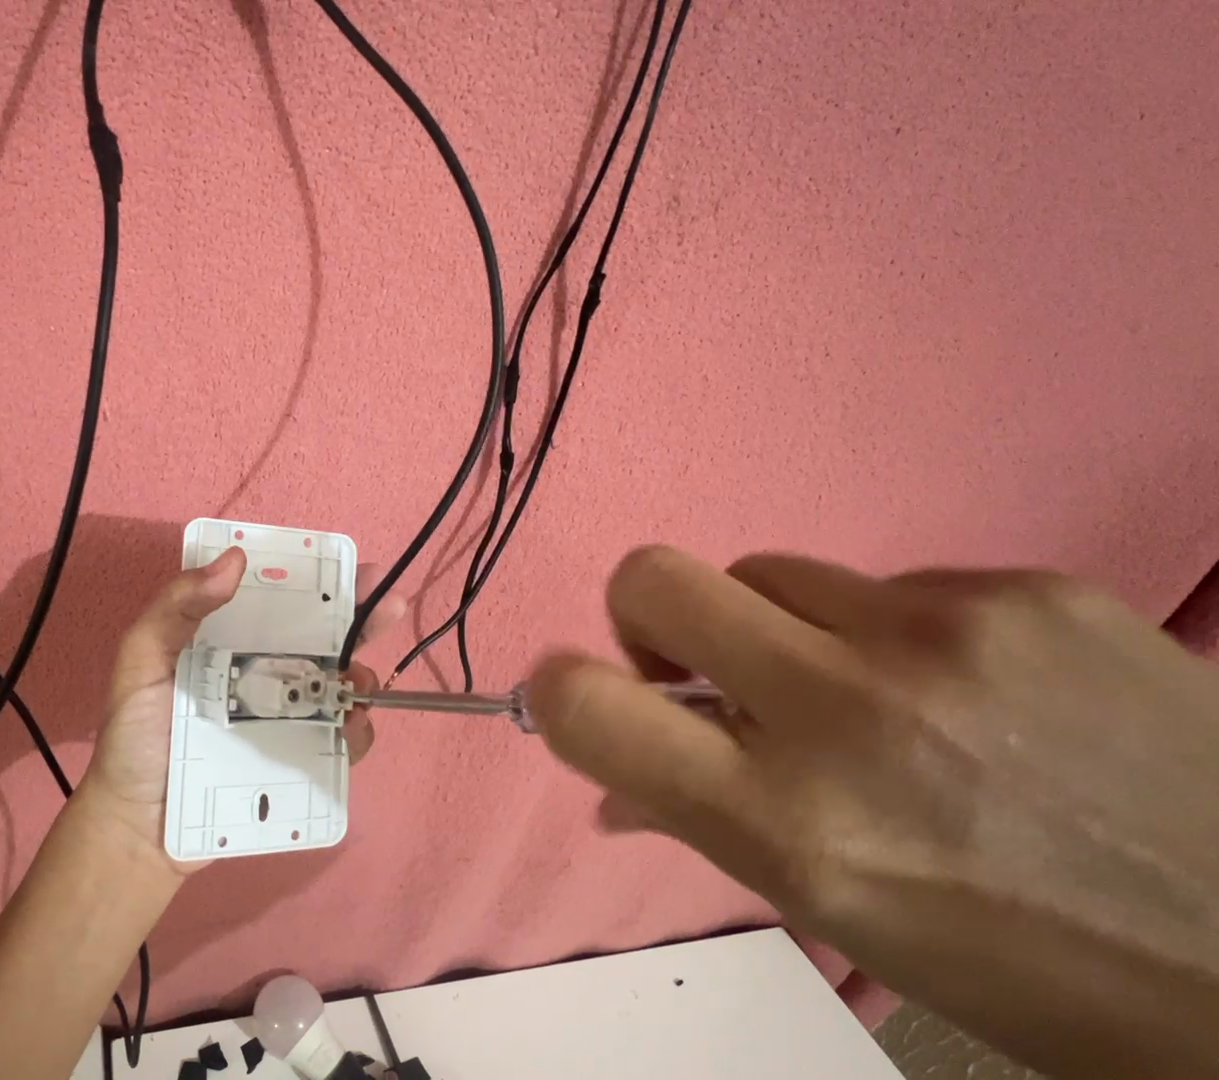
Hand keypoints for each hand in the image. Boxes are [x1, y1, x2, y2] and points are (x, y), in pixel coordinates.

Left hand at [80, 546, 404, 876]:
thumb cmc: (135, 739)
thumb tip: (235, 560)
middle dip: (364, 619)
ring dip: (362, 677)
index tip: (354, 569)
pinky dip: (358, 733)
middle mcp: (265, 675)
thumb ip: (176, 608)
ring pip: (341, 689)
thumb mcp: (141, 662)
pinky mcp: (296, 763)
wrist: (139, 826)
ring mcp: (284, 720)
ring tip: (359, 683)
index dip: (321, 581)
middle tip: (390, 606)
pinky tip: (352, 727)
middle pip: (324, 640)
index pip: (281, 603)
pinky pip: (340, 743)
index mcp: (231, 644)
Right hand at [527, 546, 1218, 1079]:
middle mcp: (843, 710)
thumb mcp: (836, 912)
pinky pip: (892, 582)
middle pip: (654, 576)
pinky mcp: (1029, 590)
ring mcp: (941, 634)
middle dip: (656, 618)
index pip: (586, 704)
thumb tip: (615, 782)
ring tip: (874, 693)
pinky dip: (896, 630)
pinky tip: (979, 692)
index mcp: (785, 820)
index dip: (560, 688)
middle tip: (715, 671)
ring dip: (784, 627)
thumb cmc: (1019, 958)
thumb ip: (700, 822)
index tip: (595, 699)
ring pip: (771, 571)